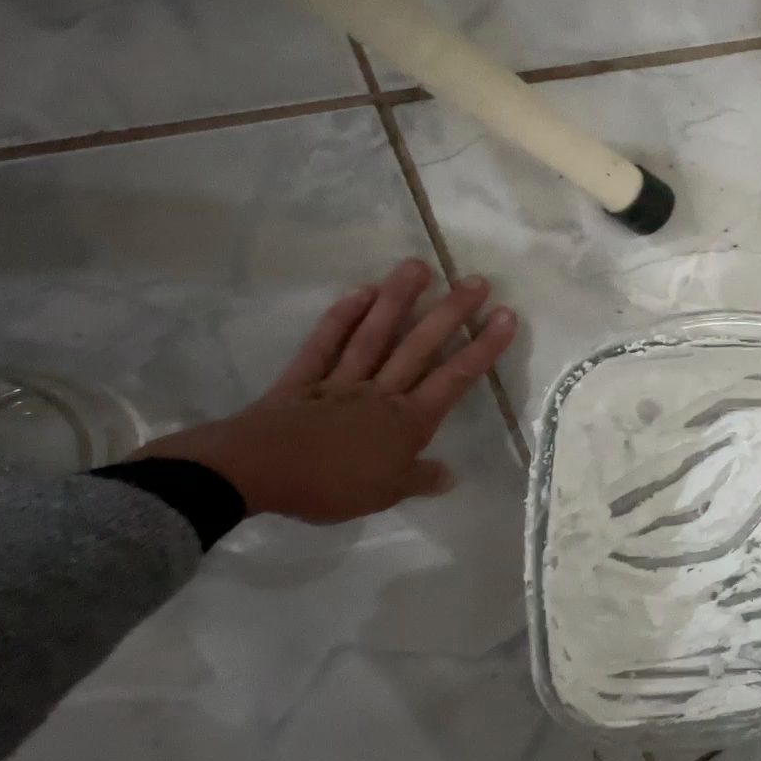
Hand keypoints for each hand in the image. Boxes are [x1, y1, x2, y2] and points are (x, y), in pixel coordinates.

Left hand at [134, 259, 518, 523]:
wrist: (253, 475)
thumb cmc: (329, 486)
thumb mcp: (386, 493)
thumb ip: (420, 479)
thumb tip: (449, 474)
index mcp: (408, 421)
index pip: (455, 378)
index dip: (483, 347)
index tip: (506, 315)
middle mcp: (381, 392)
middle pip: (420, 347)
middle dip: (451, 313)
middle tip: (475, 281)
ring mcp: (341, 380)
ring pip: (376, 335)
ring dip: (398, 300)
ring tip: (418, 266)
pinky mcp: (303, 379)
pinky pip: (325, 344)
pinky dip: (341, 317)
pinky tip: (360, 292)